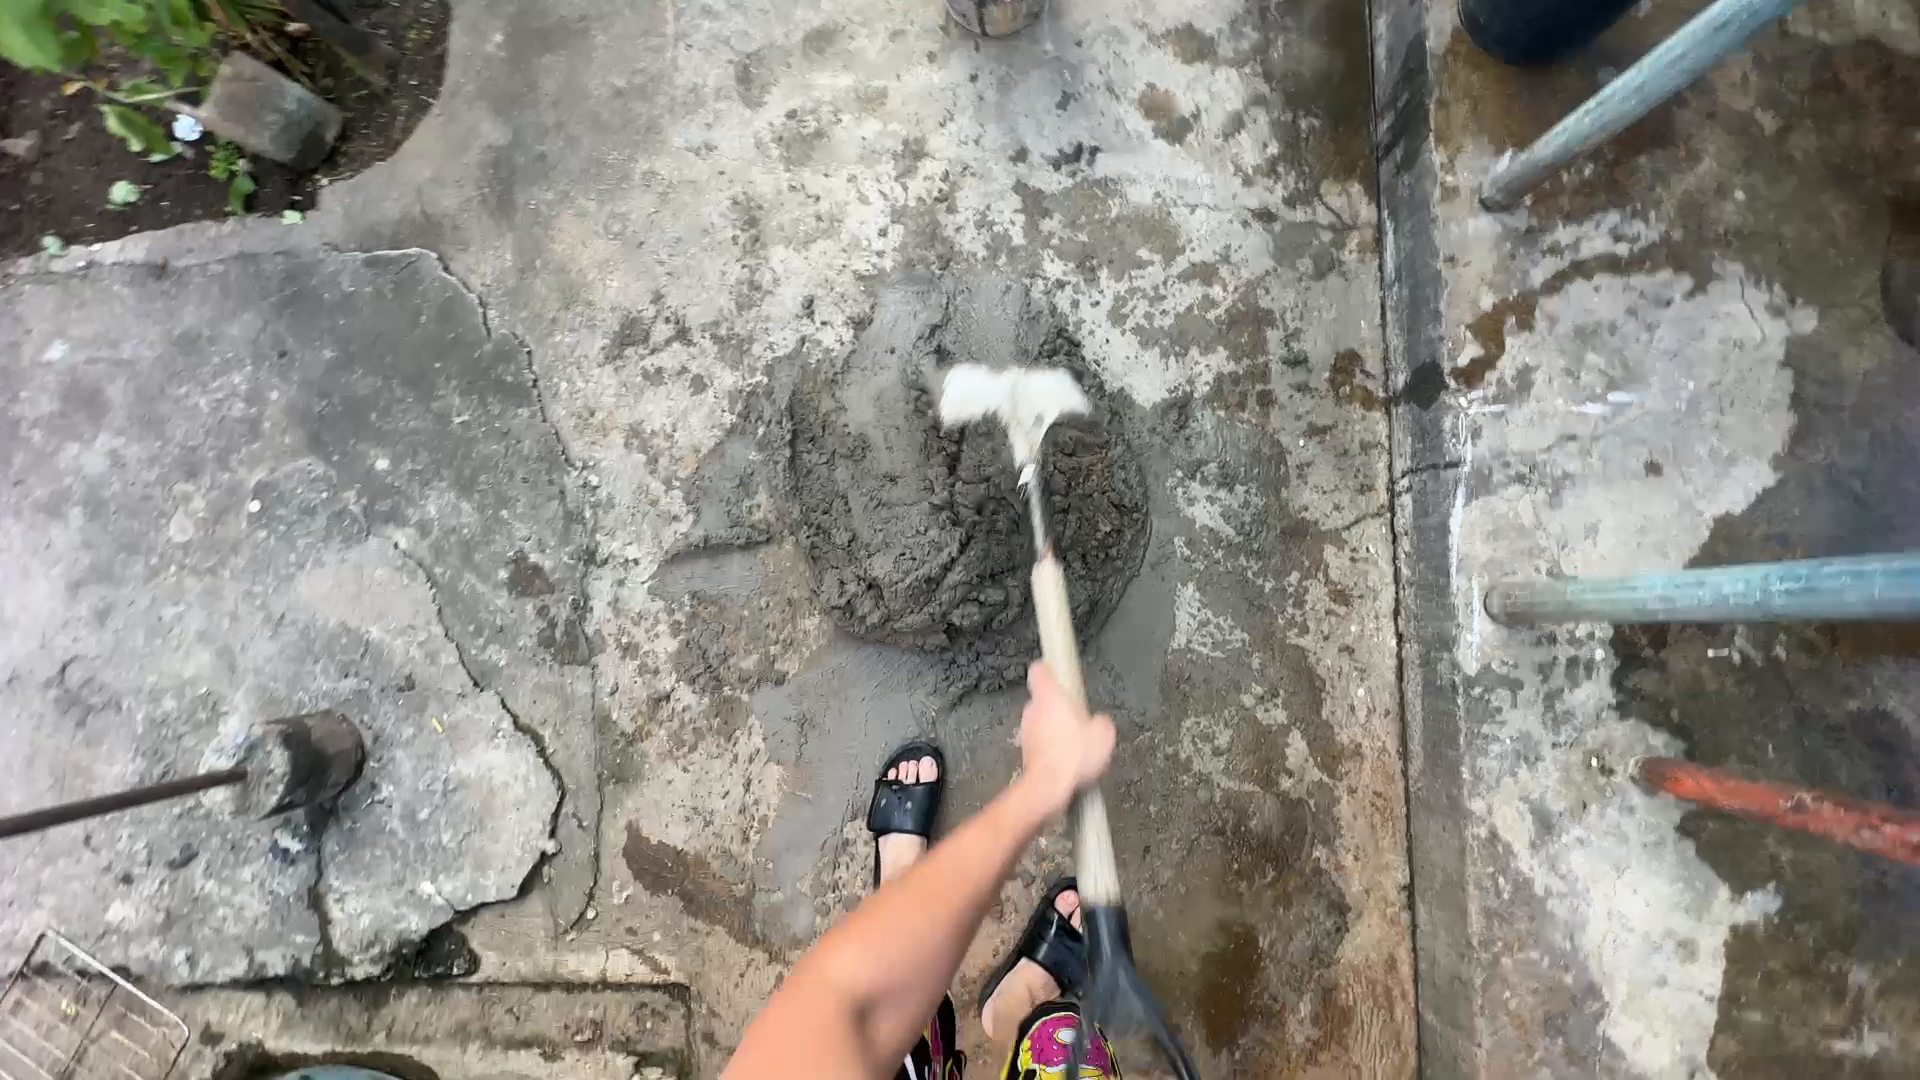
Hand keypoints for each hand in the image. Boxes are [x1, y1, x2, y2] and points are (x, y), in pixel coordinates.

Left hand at [1016, 661, 1116, 814]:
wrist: (1049, 786)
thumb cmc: (1074, 753)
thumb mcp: (1103, 733)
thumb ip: (1101, 721)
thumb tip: (1099, 721)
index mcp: (1048, 695)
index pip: (1039, 670)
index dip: (1049, 671)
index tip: (1060, 677)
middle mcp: (1031, 710)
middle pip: (1043, 700)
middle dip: (1058, 709)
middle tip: (1078, 722)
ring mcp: (1025, 732)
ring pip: (1040, 724)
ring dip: (1054, 731)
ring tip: (1075, 748)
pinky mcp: (1025, 753)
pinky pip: (1040, 745)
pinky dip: (1050, 751)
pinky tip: (1067, 765)